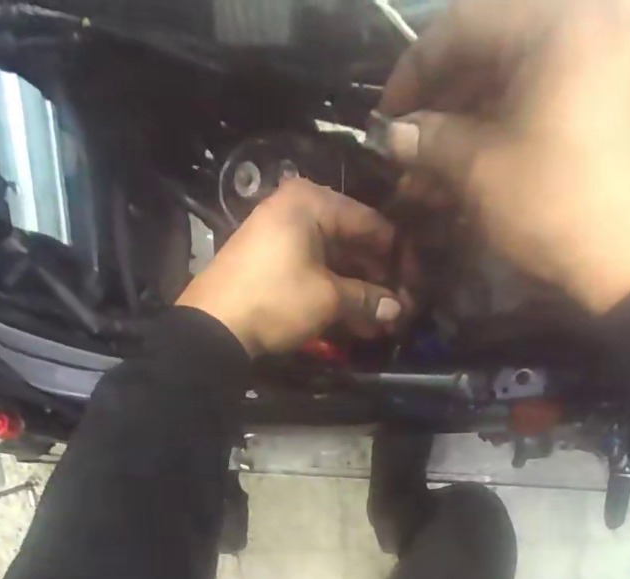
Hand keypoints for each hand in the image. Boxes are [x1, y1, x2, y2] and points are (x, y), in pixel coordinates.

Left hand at [176, 179, 406, 356]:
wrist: (214, 325)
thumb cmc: (277, 299)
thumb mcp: (328, 298)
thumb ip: (368, 299)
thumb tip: (398, 310)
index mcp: (311, 202)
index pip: (370, 222)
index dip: (396, 254)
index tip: (415, 281)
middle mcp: (296, 209)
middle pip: (351, 242)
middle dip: (377, 278)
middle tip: (401, 306)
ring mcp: (281, 236)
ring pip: (334, 262)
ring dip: (359, 292)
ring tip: (383, 322)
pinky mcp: (272, 263)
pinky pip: (314, 272)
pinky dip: (335, 294)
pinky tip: (357, 321)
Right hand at [380, 0, 629, 313]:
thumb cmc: (553, 205)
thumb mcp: (480, 170)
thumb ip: (430, 140)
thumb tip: (393, 134)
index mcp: (557, 18)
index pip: (461, 26)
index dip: (411, 73)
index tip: (385, 118)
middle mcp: (592, 12)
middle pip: (492, 44)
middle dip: (442, 101)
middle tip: (410, 148)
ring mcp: (612, 48)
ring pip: (518, 71)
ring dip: (469, 118)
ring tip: (432, 170)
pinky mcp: (619, 87)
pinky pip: (548, 89)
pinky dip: (506, 121)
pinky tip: (472, 162)